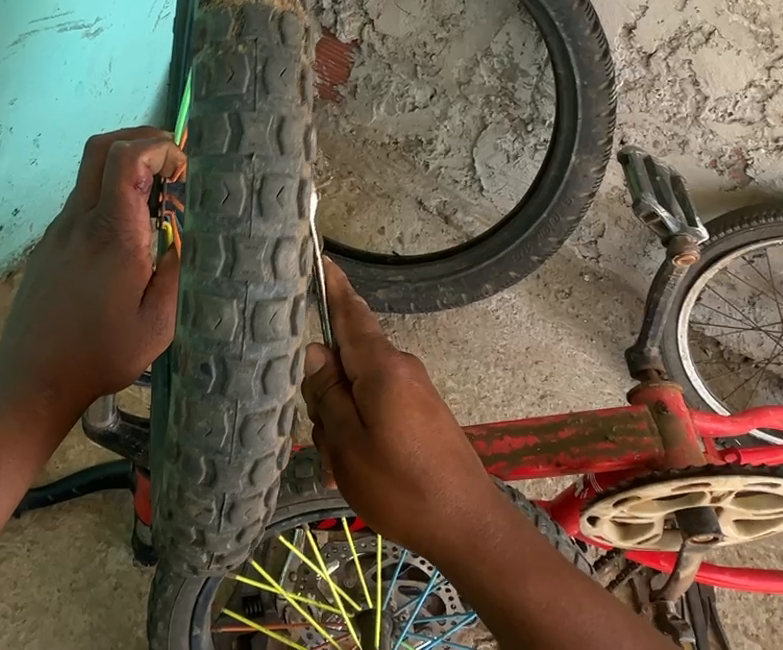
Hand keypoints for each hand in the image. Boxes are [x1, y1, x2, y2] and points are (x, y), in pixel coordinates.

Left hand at [0, 127, 183, 414]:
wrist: (31, 379)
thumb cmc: (100, 356)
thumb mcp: (158, 325)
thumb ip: (176, 273)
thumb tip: (186, 234)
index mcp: (113, 236)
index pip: (126, 157)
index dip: (159, 146)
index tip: (185, 169)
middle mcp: (81, 221)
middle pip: (101, 146)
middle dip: (142, 138)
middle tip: (174, 160)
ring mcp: (60, 229)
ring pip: (89, 170)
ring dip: (126, 164)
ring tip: (159, 194)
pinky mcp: (50, 243)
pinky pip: (83, 198)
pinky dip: (110, 191)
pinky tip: (131, 226)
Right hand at [300, 260, 506, 564]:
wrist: (467, 525)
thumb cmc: (400, 485)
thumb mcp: (347, 443)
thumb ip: (327, 393)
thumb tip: (315, 352)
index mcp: (381, 366)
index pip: (351, 314)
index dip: (333, 287)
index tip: (320, 257)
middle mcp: (401, 367)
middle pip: (349, 356)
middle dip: (326, 385)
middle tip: (318, 433)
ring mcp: (415, 390)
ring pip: (361, 386)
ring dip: (342, 415)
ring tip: (340, 462)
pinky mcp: (422, 413)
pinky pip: (378, 404)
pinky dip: (361, 427)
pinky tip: (359, 465)